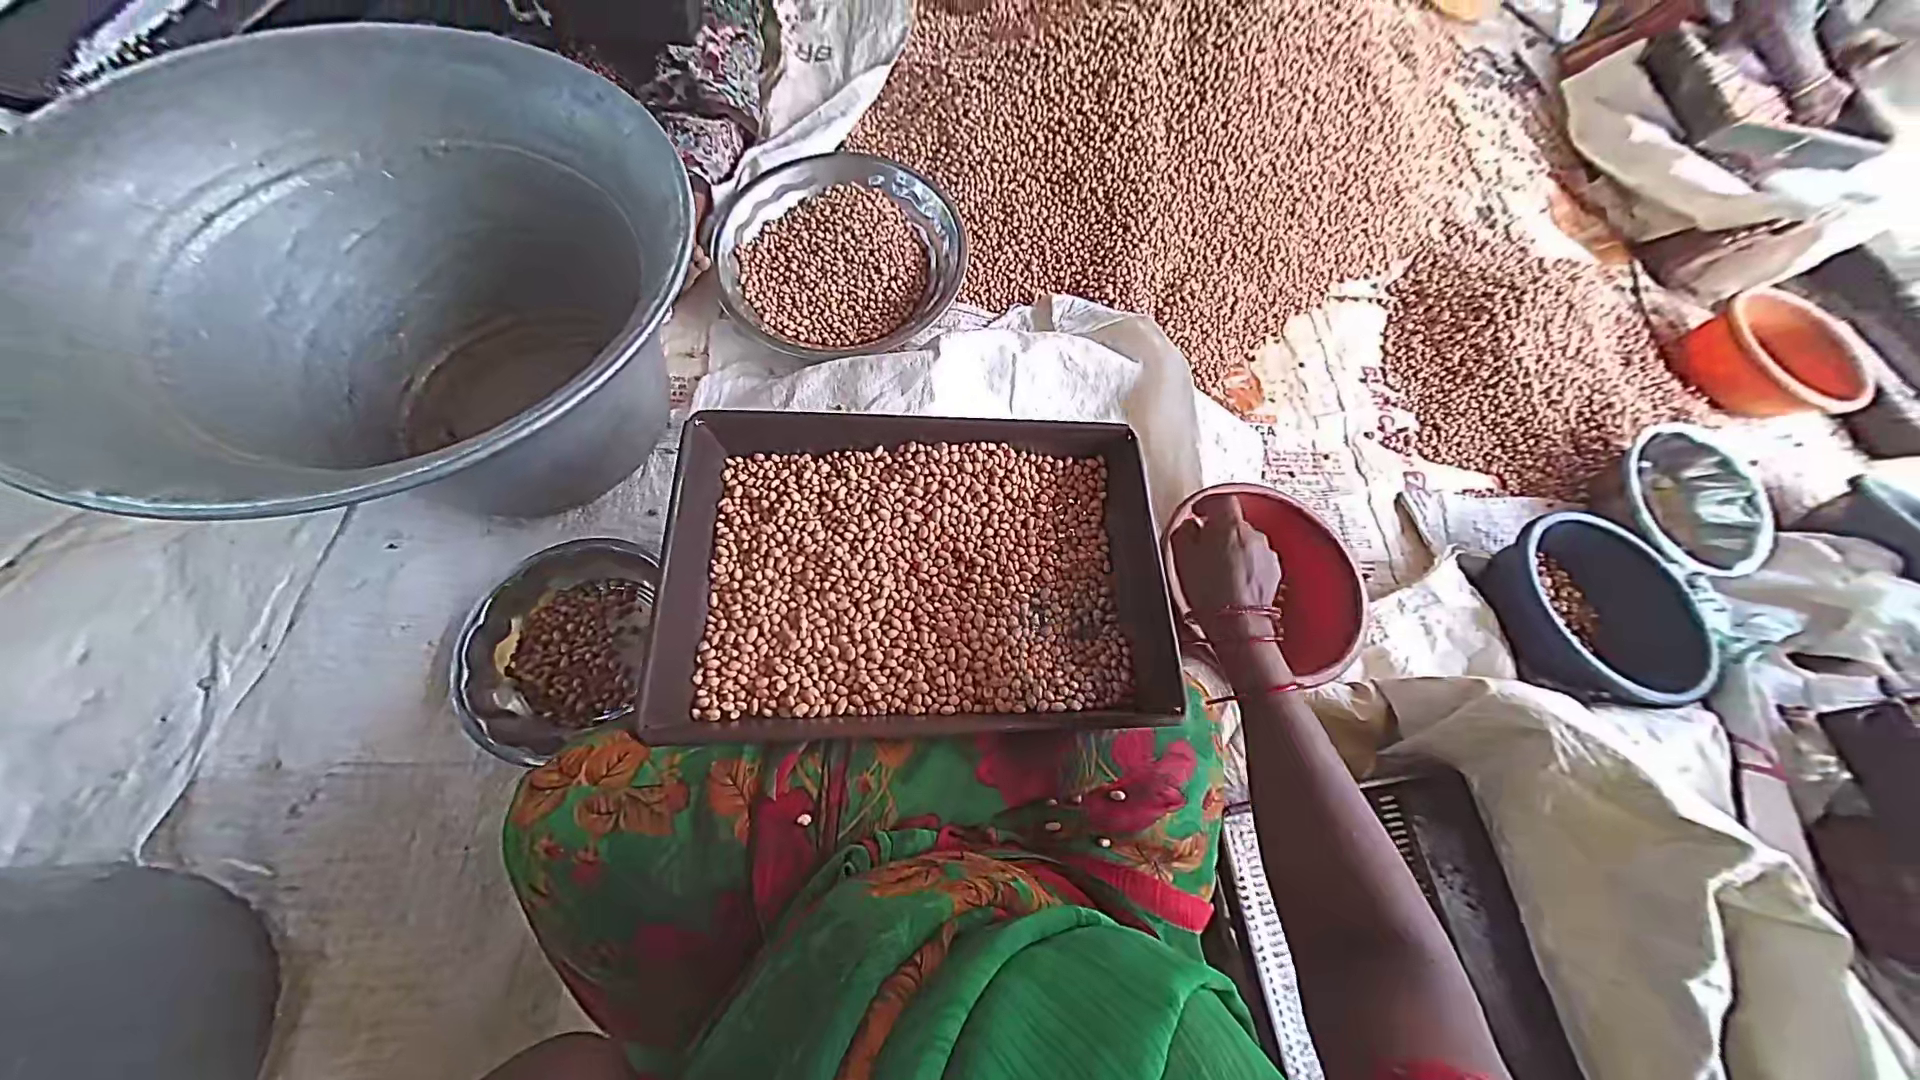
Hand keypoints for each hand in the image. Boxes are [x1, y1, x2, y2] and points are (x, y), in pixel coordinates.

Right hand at [1169, 493, 1282, 643]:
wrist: (1237, 623)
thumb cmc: (1210, 592)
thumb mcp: (1182, 557)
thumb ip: (1185, 532)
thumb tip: (1189, 525)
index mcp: (1229, 526)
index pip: (1221, 499)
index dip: (1207, 504)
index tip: (1198, 512)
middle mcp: (1253, 535)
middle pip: (1233, 521)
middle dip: (1218, 531)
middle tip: (1201, 548)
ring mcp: (1266, 553)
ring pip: (1245, 541)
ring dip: (1231, 549)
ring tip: (1215, 570)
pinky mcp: (1273, 570)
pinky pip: (1255, 558)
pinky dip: (1243, 564)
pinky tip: (1229, 581)